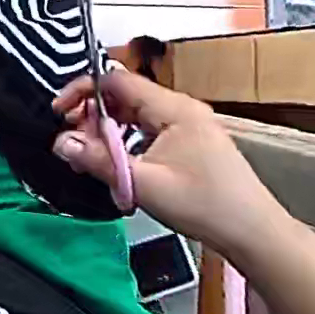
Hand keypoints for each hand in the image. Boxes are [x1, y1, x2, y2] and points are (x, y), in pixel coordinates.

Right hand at [51, 69, 291, 253]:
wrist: (254, 232)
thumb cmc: (205, 206)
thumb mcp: (144, 184)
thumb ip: (98, 161)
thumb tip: (61, 143)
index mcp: (173, 109)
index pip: (116, 81)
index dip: (83, 91)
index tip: (60, 113)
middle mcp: (180, 108)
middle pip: (123, 96)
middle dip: (92, 115)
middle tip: (73, 143)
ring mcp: (186, 124)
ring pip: (133, 114)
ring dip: (106, 131)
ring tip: (88, 157)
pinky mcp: (188, 141)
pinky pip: (145, 129)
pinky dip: (124, 141)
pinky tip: (116, 165)